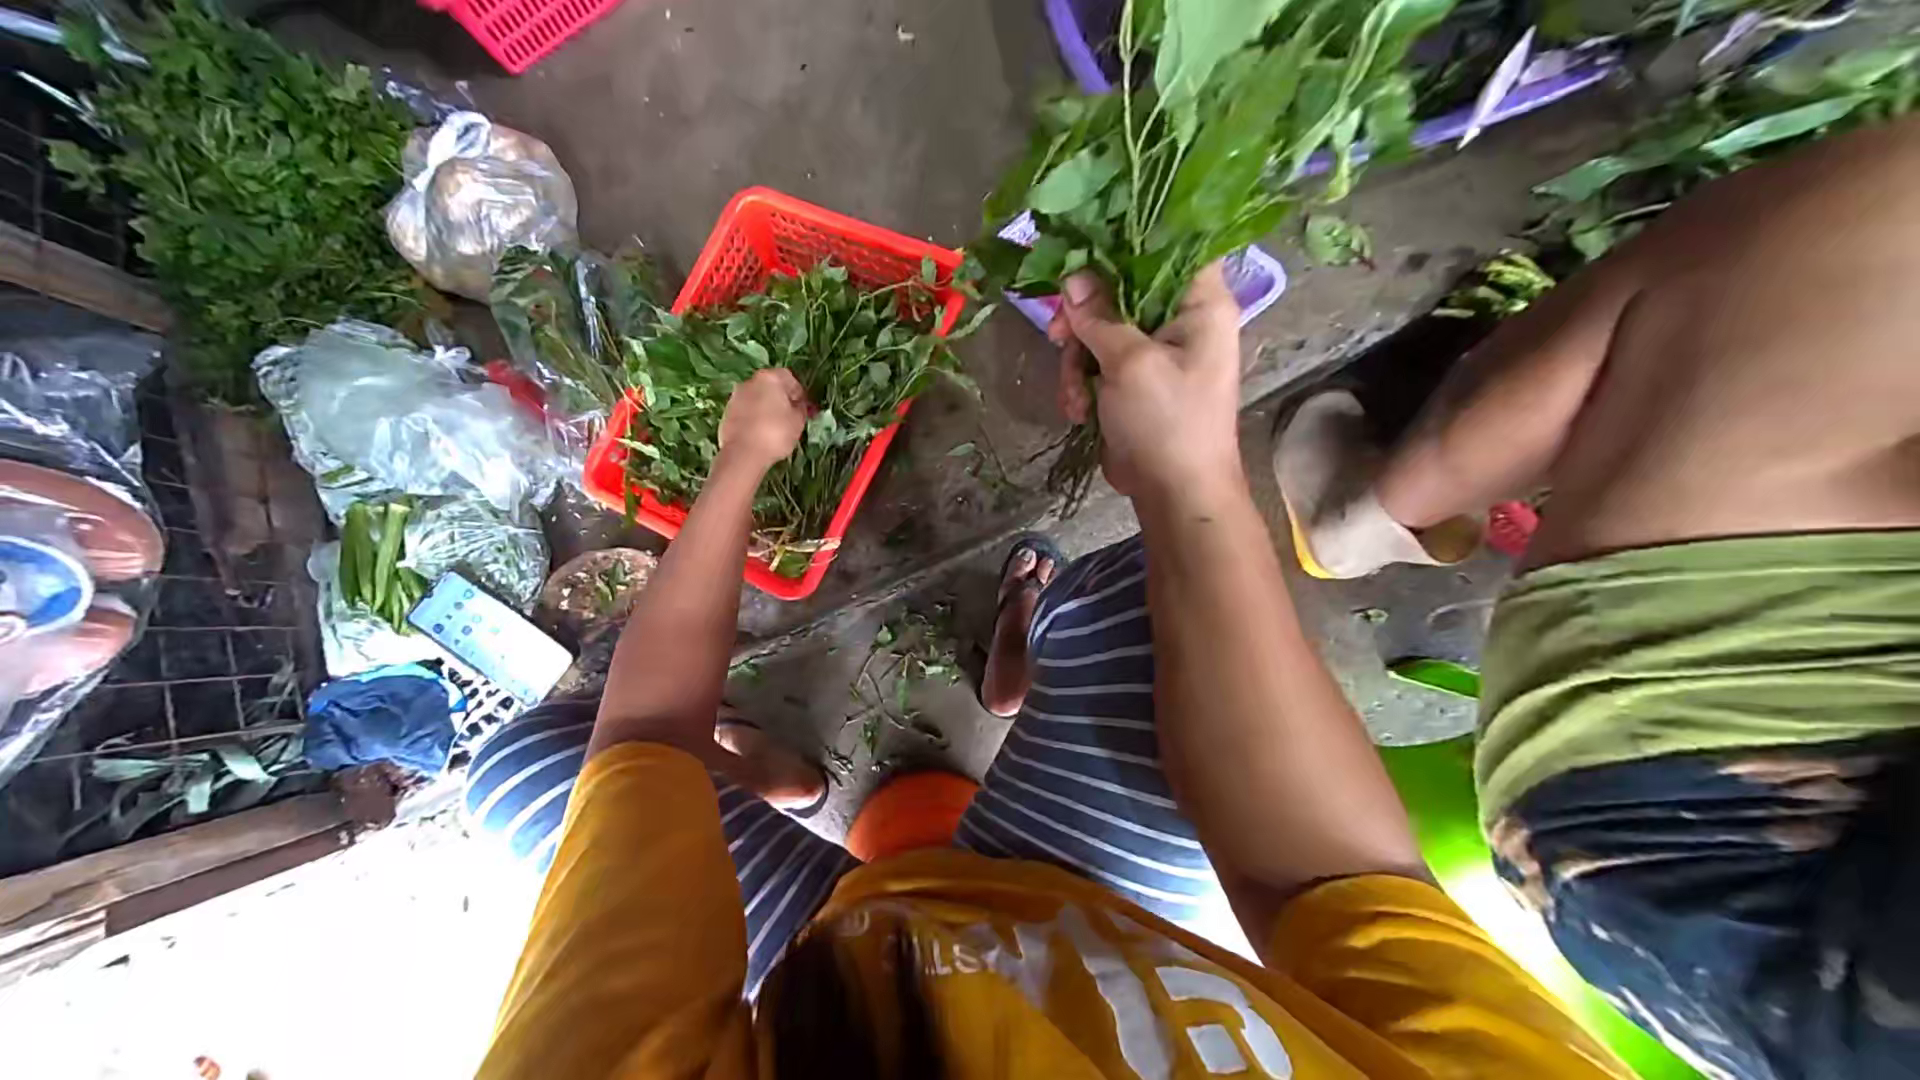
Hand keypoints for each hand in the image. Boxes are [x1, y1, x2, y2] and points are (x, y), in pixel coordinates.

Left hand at [718, 368, 807, 469]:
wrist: (743, 454)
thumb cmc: (776, 433)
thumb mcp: (798, 421)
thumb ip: (801, 408)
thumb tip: (798, 405)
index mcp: (769, 378)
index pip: (789, 378)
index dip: (799, 393)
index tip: (805, 408)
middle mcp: (749, 382)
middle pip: (770, 387)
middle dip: (781, 399)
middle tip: (791, 417)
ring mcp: (735, 398)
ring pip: (757, 399)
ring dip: (767, 409)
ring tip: (776, 428)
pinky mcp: (726, 414)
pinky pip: (746, 412)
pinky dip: (754, 419)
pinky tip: (761, 434)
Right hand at [1048, 262, 1243, 501]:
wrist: (1174, 493)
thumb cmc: (1167, 421)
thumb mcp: (1130, 362)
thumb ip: (1099, 315)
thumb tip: (1072, 276)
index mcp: (1199, 303)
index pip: (1169, 245)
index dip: (1125, 240)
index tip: (1082, 248)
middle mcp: (1179, 321)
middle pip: (1120, 291)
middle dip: (1083, 318)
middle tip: (1056, 335)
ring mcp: (1153, 354)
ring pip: (1100, 331)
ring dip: (1077, 363)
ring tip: (1075, 397)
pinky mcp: (1131, 382)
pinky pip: (1096, 364)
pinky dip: (1082, 385)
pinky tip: (1078, 411)